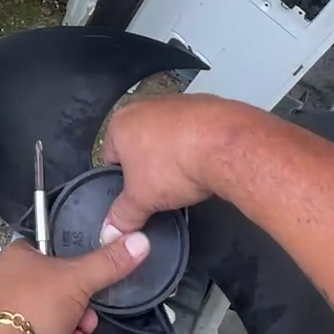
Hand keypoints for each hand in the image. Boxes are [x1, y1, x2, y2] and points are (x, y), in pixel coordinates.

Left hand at [0, 234, 148, 333]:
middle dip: (81, 298)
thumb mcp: (78, 278)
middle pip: (58, 282)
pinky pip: (50, 333)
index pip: (48, 244)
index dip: (72, 255)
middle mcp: (10, 281)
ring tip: (84, 329)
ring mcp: (13, 314)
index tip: (91, 266)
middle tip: (91, 306)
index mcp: (16, 256)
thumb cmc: (36, 307)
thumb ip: (110, 261)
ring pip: (57, 310)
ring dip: (77, 322)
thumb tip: (141, 240)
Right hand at [100, 94, 256, 238]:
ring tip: (185, 178)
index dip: (121, 181)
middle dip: (148, 167)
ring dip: (173, 155)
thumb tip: (112, 230)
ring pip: (167, 137)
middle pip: (139, 145)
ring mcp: (175, 103)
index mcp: (120, 123)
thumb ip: (122, 216)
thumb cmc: (176, 162)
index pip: (110, 157)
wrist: (223, 145)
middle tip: (160, 190)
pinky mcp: (203, 105)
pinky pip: (192, 131)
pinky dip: (196, 146)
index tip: (134, 195)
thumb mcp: (141, 199)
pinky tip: (204, 164)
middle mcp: (144, 106)